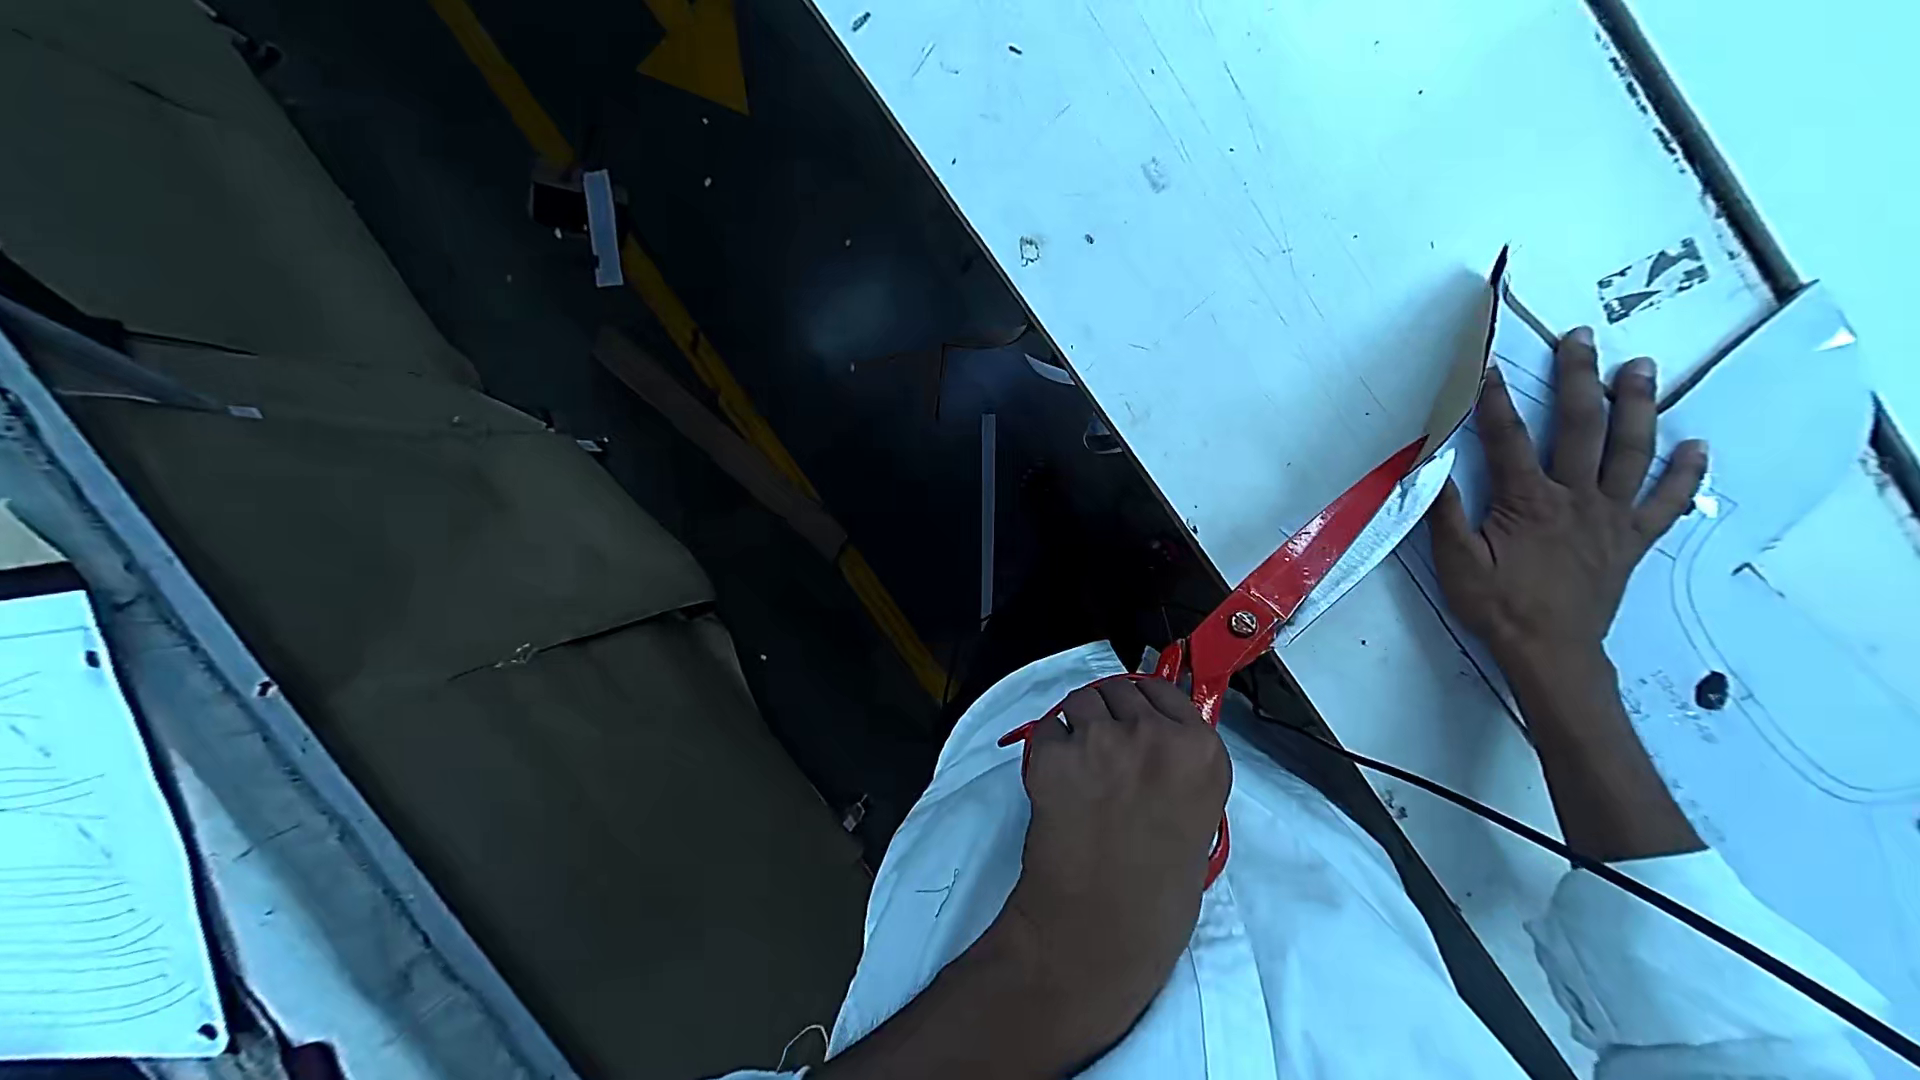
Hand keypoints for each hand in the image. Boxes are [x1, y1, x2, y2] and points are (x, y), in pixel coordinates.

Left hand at [1004, 676, 1229, 1063]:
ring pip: (1081, 700)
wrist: (1101, 930)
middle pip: (1119, 689)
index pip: (1163, 689)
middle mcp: (1153, 735)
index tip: (1133, 713)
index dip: (1143, 702)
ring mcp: (1100, 740)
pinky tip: (1059, 781)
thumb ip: (1181, 761)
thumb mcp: (1198, 814)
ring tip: (1082, 766)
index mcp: (1200, 751)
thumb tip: (1154, 726)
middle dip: (1110, 712)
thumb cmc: (1158, 888)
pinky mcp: (1055, 754)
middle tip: (1104, 748)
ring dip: (1078, 724)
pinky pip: (1048, 727)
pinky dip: (1050, 747)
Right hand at [1427, 325, 1705, 860]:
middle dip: (1579, 380)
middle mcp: (1577, 498)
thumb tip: (1434, 465)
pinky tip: (1696, 446)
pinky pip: (1666, 501)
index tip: (1489, 364)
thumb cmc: (1496, 603)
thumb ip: (1446, 511)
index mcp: (1528, 502)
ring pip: (1631, 451)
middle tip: (1582, 339)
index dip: (1495, 400)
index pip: (1507, 439)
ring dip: (1637, 407)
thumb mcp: (1455, 561)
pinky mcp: (1633, 538)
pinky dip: (1685, 473)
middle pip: (1580, 429)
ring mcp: (1612, 516)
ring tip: (1641, 368)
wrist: (1550, 649)